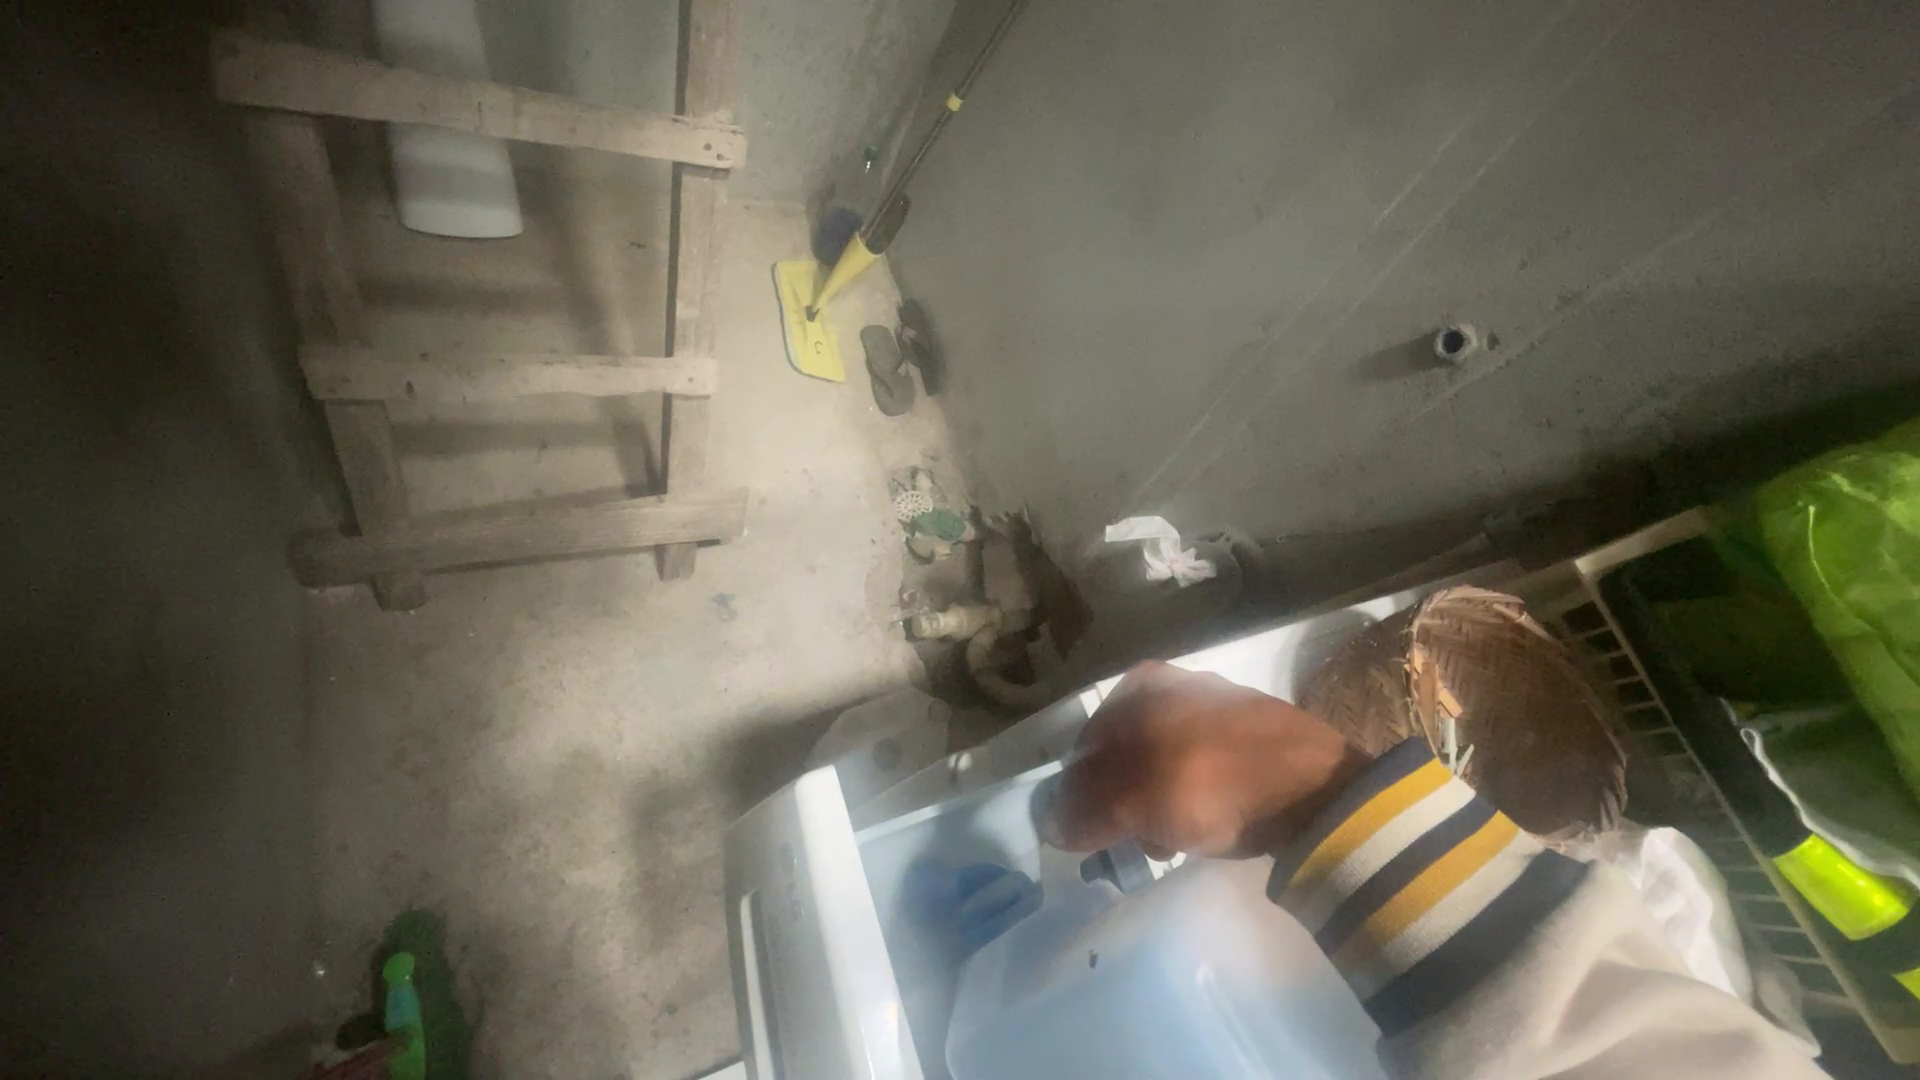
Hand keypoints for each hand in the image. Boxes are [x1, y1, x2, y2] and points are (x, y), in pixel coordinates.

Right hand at [1046, 661, 1369, 858]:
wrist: (1318, 790)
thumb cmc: (1210, 783)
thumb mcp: (1136, 802)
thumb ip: (1087, 812)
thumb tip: (1051, 826)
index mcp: (1138, 686)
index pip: (1086, 745)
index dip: (1081, 794)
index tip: (1092, 834)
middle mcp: (1173, 685)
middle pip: (1124, 753)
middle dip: (1122, 803)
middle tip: (1133, 842)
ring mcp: (1216, 706)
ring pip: (1162, 762)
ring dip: (1156, 805)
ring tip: (1171, 842)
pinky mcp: (1251, 733)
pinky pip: (1201, 768)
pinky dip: (1194, 798)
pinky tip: (1208, 828)